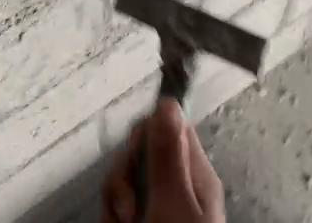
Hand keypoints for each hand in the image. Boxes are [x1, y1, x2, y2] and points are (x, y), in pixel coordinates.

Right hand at [103, 100, 224, 222]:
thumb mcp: (173, 197)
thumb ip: (168, 153)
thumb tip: (168, 101)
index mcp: (196, 171)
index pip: (168, 125)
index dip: (145, 133)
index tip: (135, 155)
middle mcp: (181, 182)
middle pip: (140, 152)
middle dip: (124, 175)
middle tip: (130, 204)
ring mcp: (163, 202)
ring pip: (126, 179)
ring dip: (116, 199)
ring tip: (125, 221)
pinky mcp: (148, 216)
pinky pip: (121, 201)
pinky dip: (114, 213)